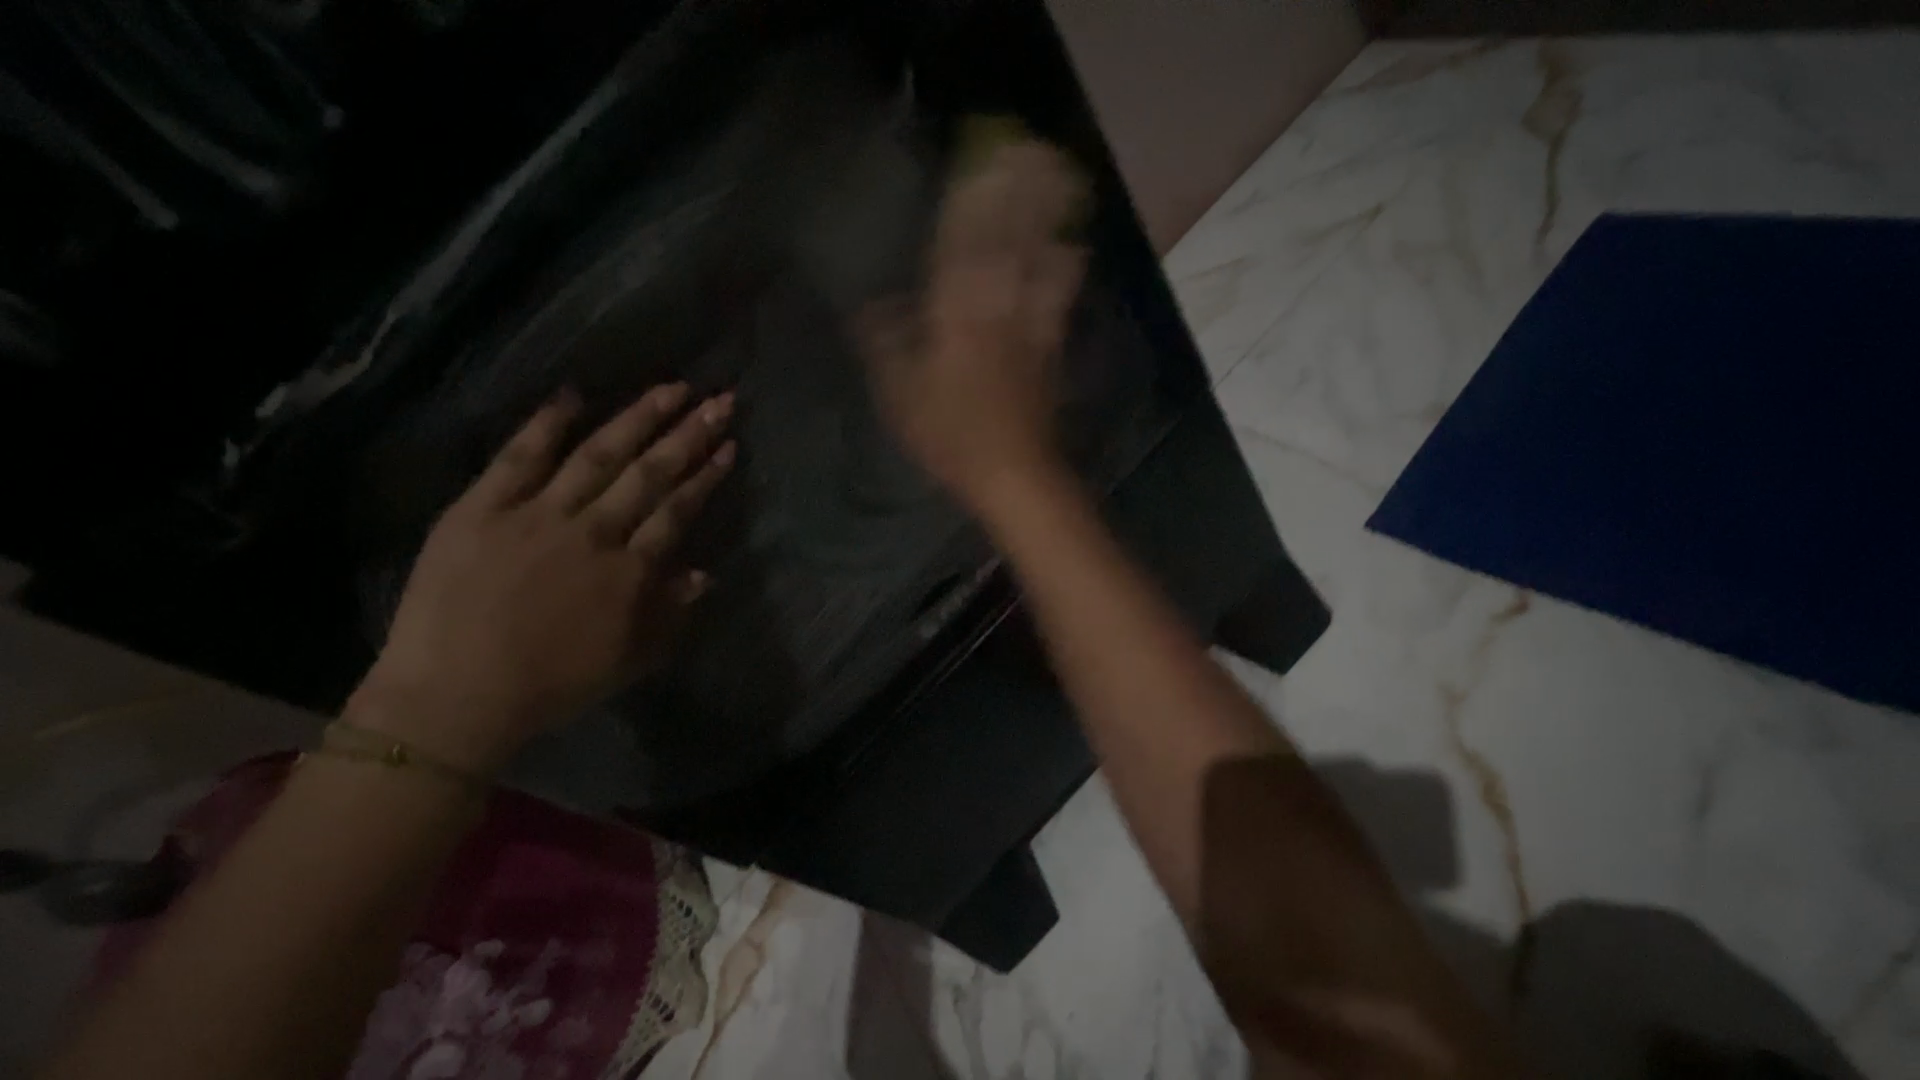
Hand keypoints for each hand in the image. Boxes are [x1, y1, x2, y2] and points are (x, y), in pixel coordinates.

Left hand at [347, 384, 736, 772]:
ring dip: (636, 419)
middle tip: (718, 399)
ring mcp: (536, 515)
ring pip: (597, 456)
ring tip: (669, 387)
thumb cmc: (549, 687)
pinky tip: (573, 394)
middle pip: (647, 475)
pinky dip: (545, 424)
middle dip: (687, 434)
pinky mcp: (482, 508)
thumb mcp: (626, 662)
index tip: (728, 445)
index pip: (675, 512)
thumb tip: (704, 573)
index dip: (705, 477)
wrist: (454, 697)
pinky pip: (519, 457)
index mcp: (627, 573)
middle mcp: (591, 533)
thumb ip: (668, 615)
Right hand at [860, 139, 1087, 509]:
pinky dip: (1066, 267)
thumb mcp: (900, 394)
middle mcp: (996, 307)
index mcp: (954, 314)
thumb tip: (869, 306)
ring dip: (1047, 217)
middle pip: (1009, 239)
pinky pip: (1060, 297)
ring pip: (1039, 258)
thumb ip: (885, 344)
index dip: (972, 199)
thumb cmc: (951, 436)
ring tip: (1056, 176)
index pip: (961, 244)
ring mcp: (1030, 324)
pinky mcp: (1051, 344)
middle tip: (1030, 147)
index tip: (980, 158)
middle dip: (1018, 192)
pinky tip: (1074, 247)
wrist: (1015, 474)